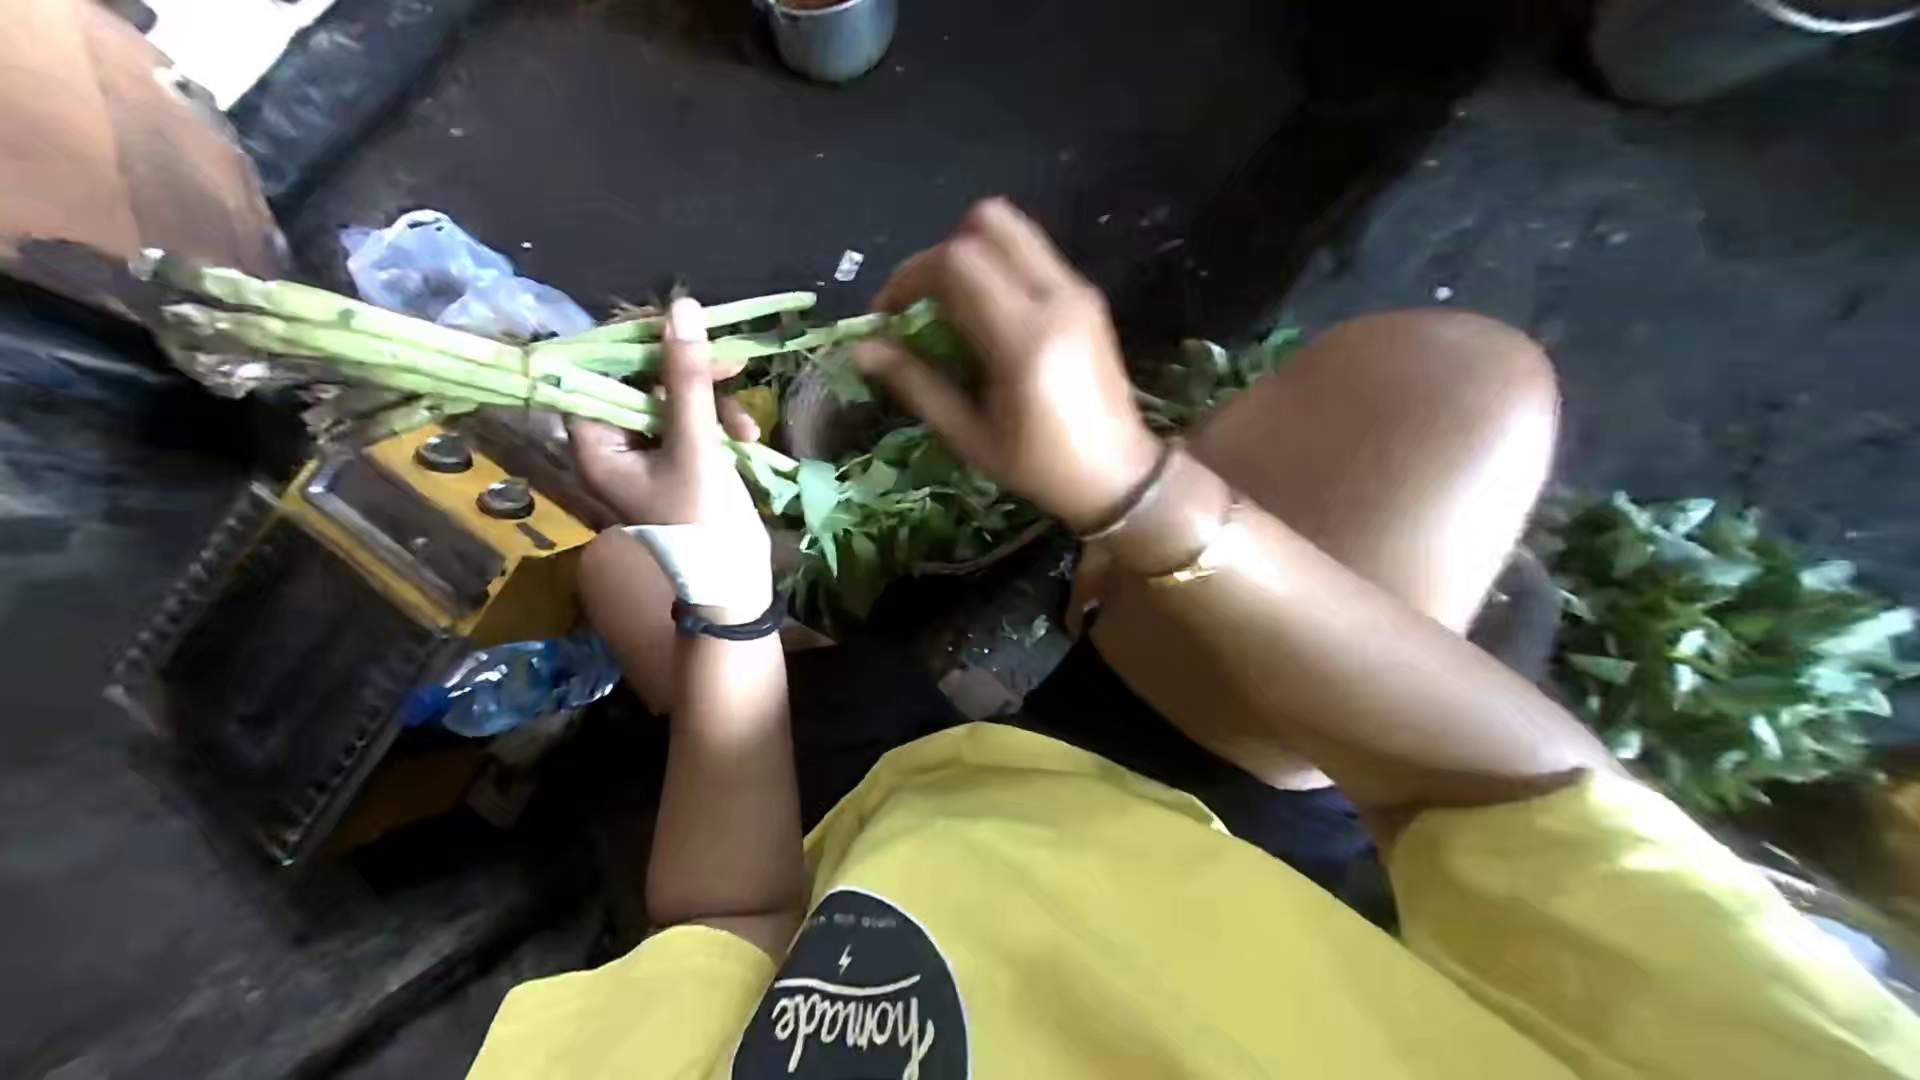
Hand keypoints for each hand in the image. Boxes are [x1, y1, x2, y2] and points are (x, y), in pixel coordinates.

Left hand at [571, 297, 770, 616]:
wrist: (735, 578)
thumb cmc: (702, 521)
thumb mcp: (696, 445)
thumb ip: (688, 378)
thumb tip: (682, 307)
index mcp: (596, 443)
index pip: (596, 371)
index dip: (632, 345)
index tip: (675, 327)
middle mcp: (617, 442)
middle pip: (642, 380)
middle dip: (689, 375)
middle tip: (728, 364)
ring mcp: (654, 449)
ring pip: (677, 397)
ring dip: (715, 402)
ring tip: (745, 424)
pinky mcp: (685, 455)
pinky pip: (698, 418)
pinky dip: (724, 421)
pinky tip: (748, 435)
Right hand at [853, 199, 1161, 533]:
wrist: (1117, 475)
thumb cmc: (1038, 467)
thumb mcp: (969, 435)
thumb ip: (916, 384)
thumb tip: (861, 350)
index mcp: (1024, 339)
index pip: (956, 263)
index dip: (909, 277)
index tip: (889, 315)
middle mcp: (1057, 299)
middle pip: (987, 224)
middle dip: (939, 256)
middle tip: (922, 304)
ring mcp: (1079, 292)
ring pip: (1014, 230)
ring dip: (971, 255)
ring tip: (952, 308)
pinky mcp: (1089, 297)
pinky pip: (1034, 254)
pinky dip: (999, 267)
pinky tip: (988, 316)